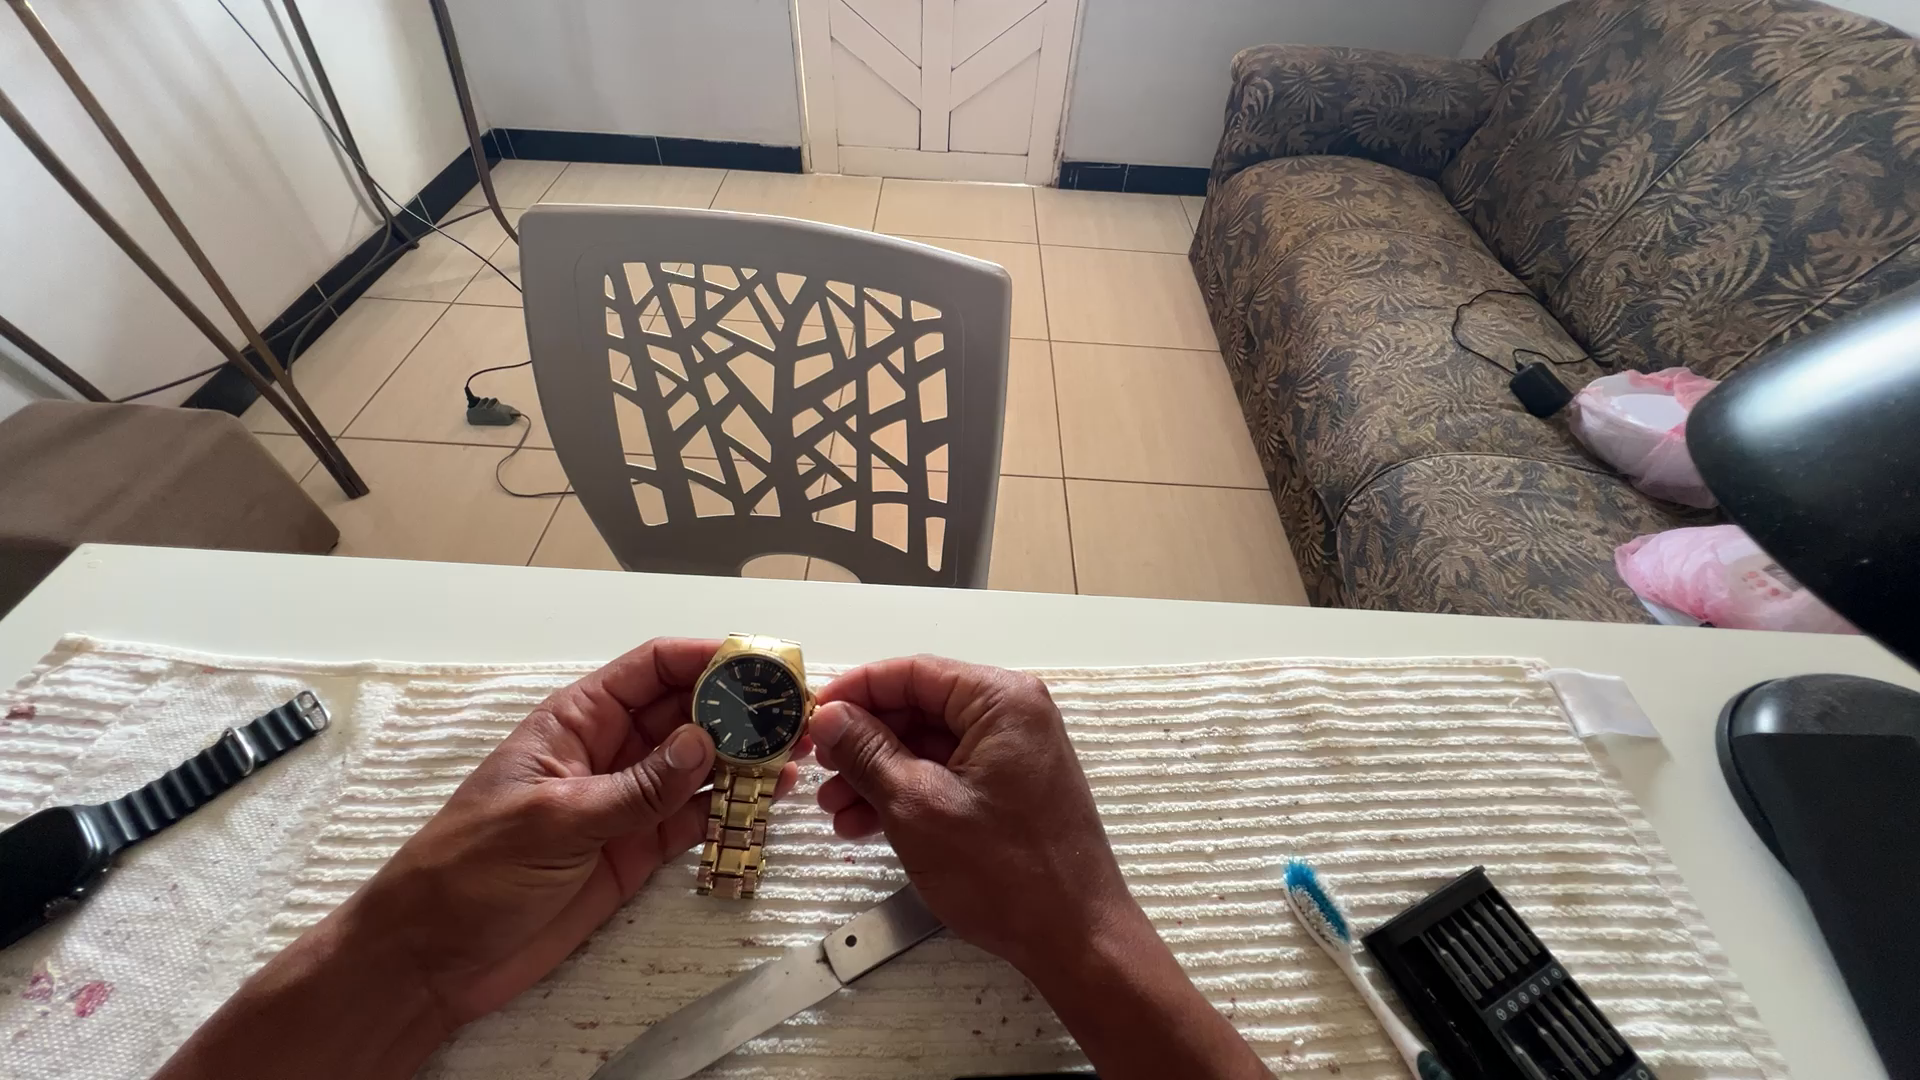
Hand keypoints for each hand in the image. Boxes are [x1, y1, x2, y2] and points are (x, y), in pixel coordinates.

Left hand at [348, 638, 804, 1025]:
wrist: (430, 963)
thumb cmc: (468, 873)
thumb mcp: (551, 821)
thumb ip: (635, 786)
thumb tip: (706, 743)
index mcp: (581, 721)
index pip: (653, 669)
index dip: (705, 658)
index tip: (758, 664)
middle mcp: (616, 748)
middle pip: (691, 711)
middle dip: (742, 708)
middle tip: (794, 713)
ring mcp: (633, 796)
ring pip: (704, 761)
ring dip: (748, 756)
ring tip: (796, 754)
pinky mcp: (644, 842)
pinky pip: (700, 813)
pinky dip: (736, 806)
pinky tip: (770, 799)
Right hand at [811, 656, 1271, 1079]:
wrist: (1075, 940)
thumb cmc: (1004, 872)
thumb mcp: (919, 807)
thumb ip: (867, 753)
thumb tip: (828, 716)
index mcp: (1001, 699)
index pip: (914, 672)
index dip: (856, 690)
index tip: (811, 714)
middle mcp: (1011, 714)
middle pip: (919, 707)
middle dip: (863, 741)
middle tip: (819, 770)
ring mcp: (1011, 751)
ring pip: (927, 744)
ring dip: (878, 773)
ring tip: (835, 810)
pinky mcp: (1008, 785)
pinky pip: (946, 772)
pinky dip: (906, 793)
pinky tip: (865, 824)